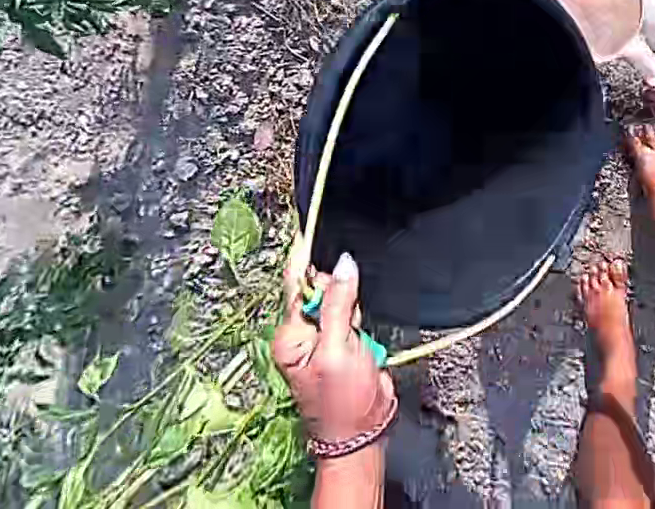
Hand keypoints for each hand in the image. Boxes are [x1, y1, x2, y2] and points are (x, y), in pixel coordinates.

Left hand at [272, 249, 395, 448]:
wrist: (364, 429)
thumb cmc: (342, 399)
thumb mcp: (338, 350)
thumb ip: (339, 304)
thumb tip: (343, 263)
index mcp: (290, 335)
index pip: (296, 284)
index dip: (305, 256)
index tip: (311, 226)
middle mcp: (302, 332)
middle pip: (321, 285)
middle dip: (340, 289)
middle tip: (349, 317)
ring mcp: (323, 334)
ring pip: (341, 294)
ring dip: (352, 304)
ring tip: (357, 332)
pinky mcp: (343, 337)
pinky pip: (352, 308)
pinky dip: (360, 312)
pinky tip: (362, 331)